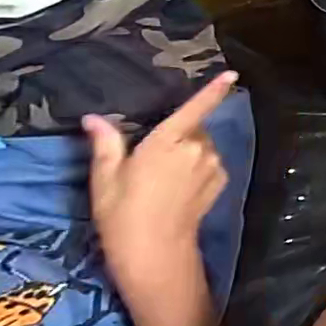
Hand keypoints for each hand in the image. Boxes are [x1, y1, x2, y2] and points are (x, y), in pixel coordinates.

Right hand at [84, 71, 236, 288]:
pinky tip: (179, 189)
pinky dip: (198, 168)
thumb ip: (105, 143)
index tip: (231, 74)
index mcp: (168, 140)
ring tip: (164, 179)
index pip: (195, 108)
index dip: (214, 90)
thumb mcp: (105, 177)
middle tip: (151, 161)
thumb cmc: (123, 213)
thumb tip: (93, 118)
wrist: (155, 251)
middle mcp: (197, 147)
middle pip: (193, 129)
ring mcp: (213, 164)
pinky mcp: (221, 180)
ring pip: (203, 146)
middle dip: (178, 135)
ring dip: (189, 152)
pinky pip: (210, 164)